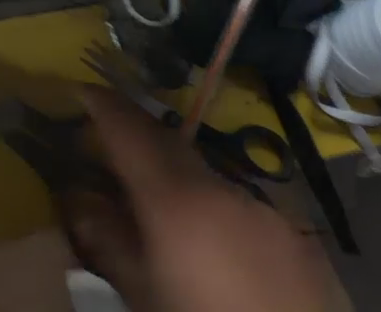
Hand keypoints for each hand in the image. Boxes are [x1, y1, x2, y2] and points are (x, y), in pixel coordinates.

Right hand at [60, 87, 346, 311]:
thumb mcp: (141, 295)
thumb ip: (107, 240)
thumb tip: (80, 200)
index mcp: (175, 199)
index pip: (129, 130)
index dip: (103, 105)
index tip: (81, 90)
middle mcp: (223, 190)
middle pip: (169, 145)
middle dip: (135, 138)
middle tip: (107, 145)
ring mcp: (267, 213)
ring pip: (207, 177)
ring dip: (177, 179)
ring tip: (161, 208)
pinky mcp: (300, 242)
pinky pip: (244, 209)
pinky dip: (215, 211)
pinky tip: (213, 246)